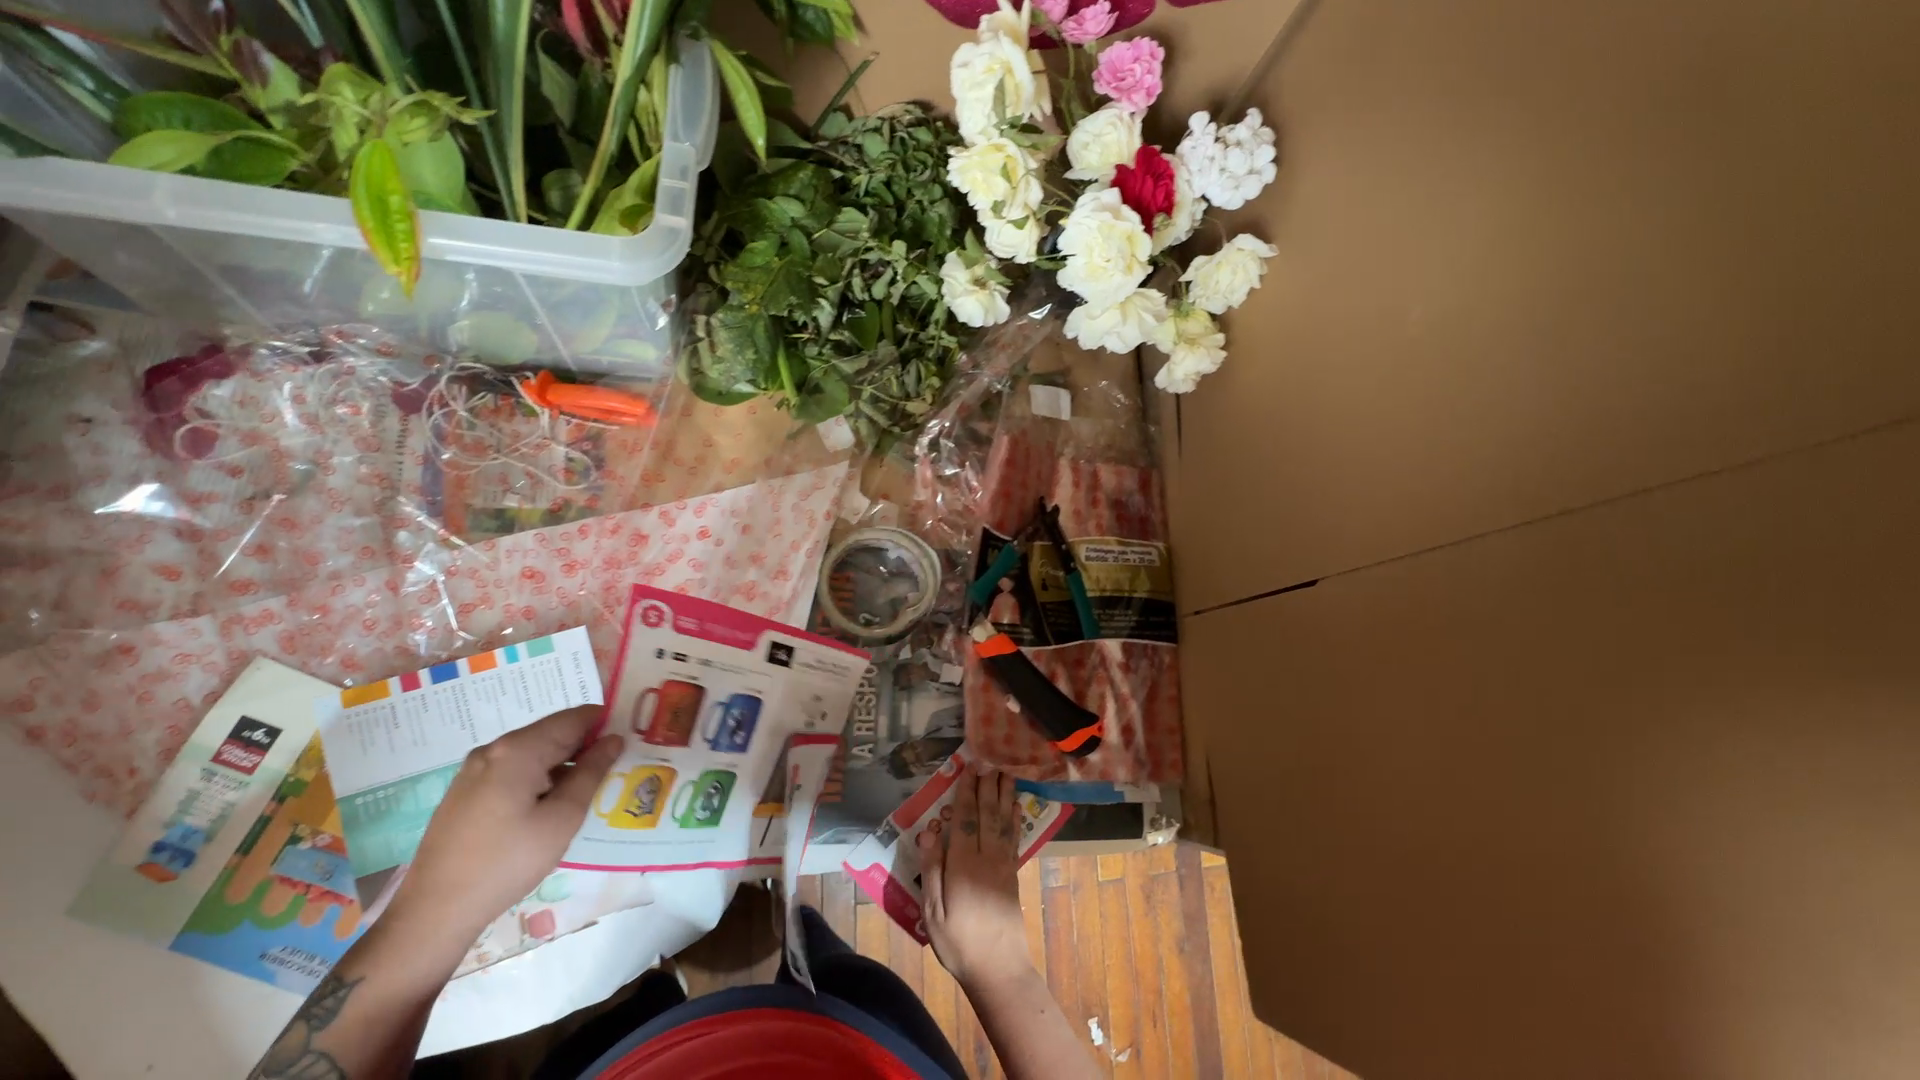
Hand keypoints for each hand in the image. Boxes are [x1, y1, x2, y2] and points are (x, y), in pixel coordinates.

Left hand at [382, 706, 622, 956]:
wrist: (436, 909)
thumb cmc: (508, 862)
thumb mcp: (562, 819)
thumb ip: (591, 773)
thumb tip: (613, 741)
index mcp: (517, 750)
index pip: (572, 719)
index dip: (605, 723)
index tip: (631, 740)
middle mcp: (493, 751)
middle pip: (550, 733)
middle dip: (585, 745)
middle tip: (616, 767)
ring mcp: (474, 771)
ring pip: (532, 754)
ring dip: (563, 765)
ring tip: (590, 790)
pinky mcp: (465, 793)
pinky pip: (513, 772)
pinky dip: (539, 779)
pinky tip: (551, 807)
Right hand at [917, 764, 1032, 989]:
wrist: (998, 969)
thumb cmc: (958, 943)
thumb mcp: (933, 911)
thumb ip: (932, 869)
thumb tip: (929, 830)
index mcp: (963, 866)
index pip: (963, 820)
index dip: (965, 793)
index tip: (967, 770)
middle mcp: (986, 859)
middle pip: (986, 815)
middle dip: (985, 787)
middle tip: (987, 762)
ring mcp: (1003, 866)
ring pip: (1003, 822)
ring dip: (1003, 796)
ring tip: (1004, 773)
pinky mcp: (1012, 876)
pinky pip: (1013, 839)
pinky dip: (1014, 819)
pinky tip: (1015, 806)